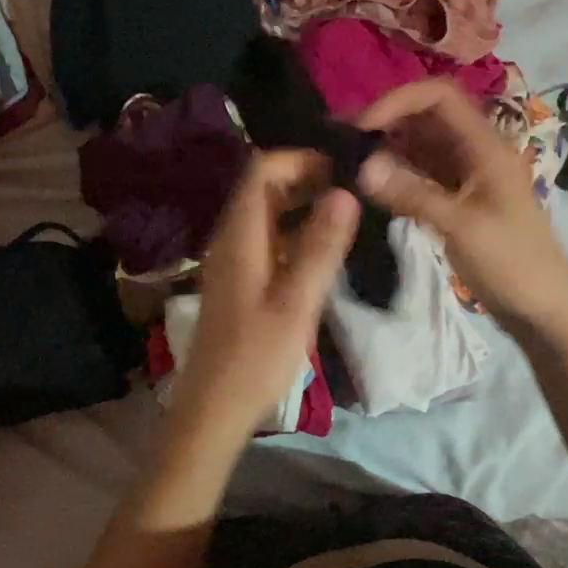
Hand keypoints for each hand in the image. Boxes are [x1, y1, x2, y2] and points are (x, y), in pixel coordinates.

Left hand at [170, 150, 358, 436]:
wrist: (214, 408)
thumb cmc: (256, 358)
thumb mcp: (296, 303)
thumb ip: (320, 247)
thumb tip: (345, 192)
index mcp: (239, 236)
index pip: (262, 169)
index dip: (301, 158)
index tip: (343, 167)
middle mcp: (230, 240)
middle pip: (263, 189)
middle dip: (305, 178)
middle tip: (353, 187)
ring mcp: (231, 262)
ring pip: (265, 216)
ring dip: (301, 206)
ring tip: (347, 213)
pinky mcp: (238, 284)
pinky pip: (266, 242)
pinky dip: (293, 234)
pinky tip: (323, 251)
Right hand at [354, 79, 567, 332]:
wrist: (541, 307)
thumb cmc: (511, 263)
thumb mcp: (460, 226)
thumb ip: (412, 193)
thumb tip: (362, 167)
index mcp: (486, 146)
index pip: (440, 96)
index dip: (399, 99)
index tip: (362, 127)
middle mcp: (475, 152)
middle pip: (426, 117)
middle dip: (387, 123)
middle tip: (344, 146)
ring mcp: (466, 176)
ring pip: (421, 147)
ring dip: (388, 149)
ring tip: (348, 164)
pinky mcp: (457, 200)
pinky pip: (422, 174)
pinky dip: (397, 175)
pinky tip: (371, 186)